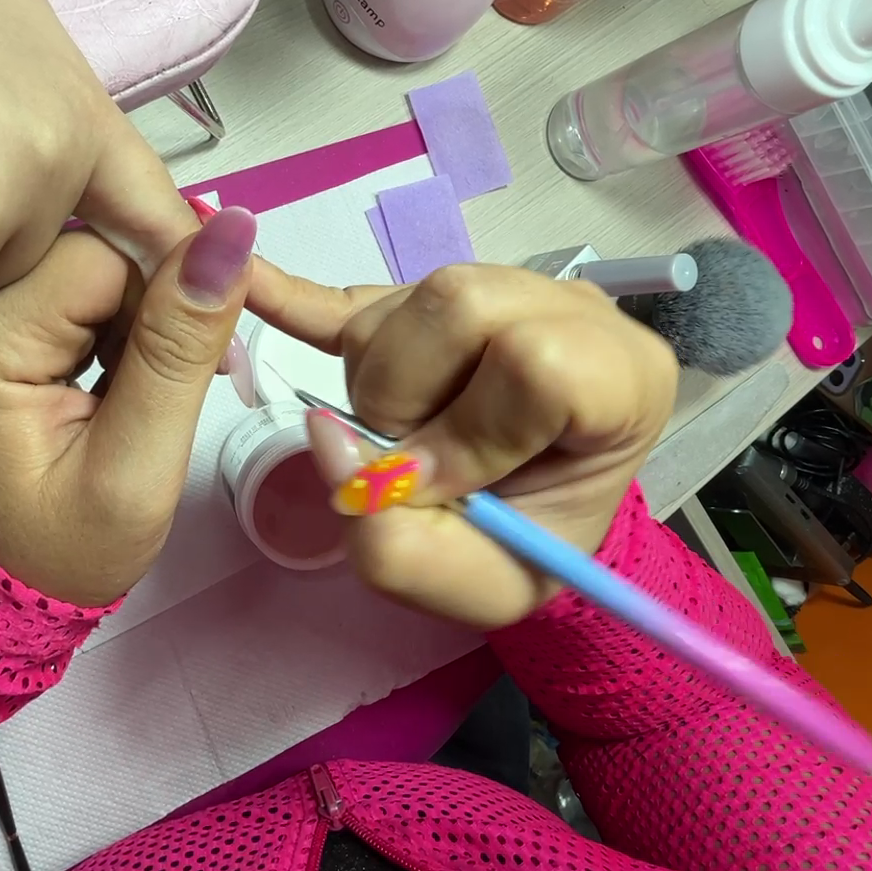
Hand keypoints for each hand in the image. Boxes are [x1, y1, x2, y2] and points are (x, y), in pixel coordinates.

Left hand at [0, 210, 254, 606]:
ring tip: (164, 387)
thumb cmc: (67, 548)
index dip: (175, 283)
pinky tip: (143, 374)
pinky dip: (136, 326)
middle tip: (197, 376)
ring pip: (108, 266)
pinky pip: (96, 293)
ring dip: (156, 317)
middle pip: (104, 250)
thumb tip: (232, 233)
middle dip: (167, 304)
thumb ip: (180, 350)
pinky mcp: (19, 329)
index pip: (104, 252)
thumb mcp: (136, 462)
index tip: (211, 350)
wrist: (7, 588)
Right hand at [249, 263, 678, 628]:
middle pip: (452, 305)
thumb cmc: (521, 551)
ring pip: (394, 306)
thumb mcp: (480, 588)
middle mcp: (563, 307)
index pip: (534, 362)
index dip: (471, 431)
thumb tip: (326, 434)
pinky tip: (250, 282)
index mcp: (621, 376)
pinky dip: (289, 298)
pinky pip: (345, 296)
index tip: (441, 485)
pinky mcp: (416, 297)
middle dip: (402, 400)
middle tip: (406, 458)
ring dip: (371, 384)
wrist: (523, 517)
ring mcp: (488, 286)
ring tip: (398, 431)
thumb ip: (399, 543)